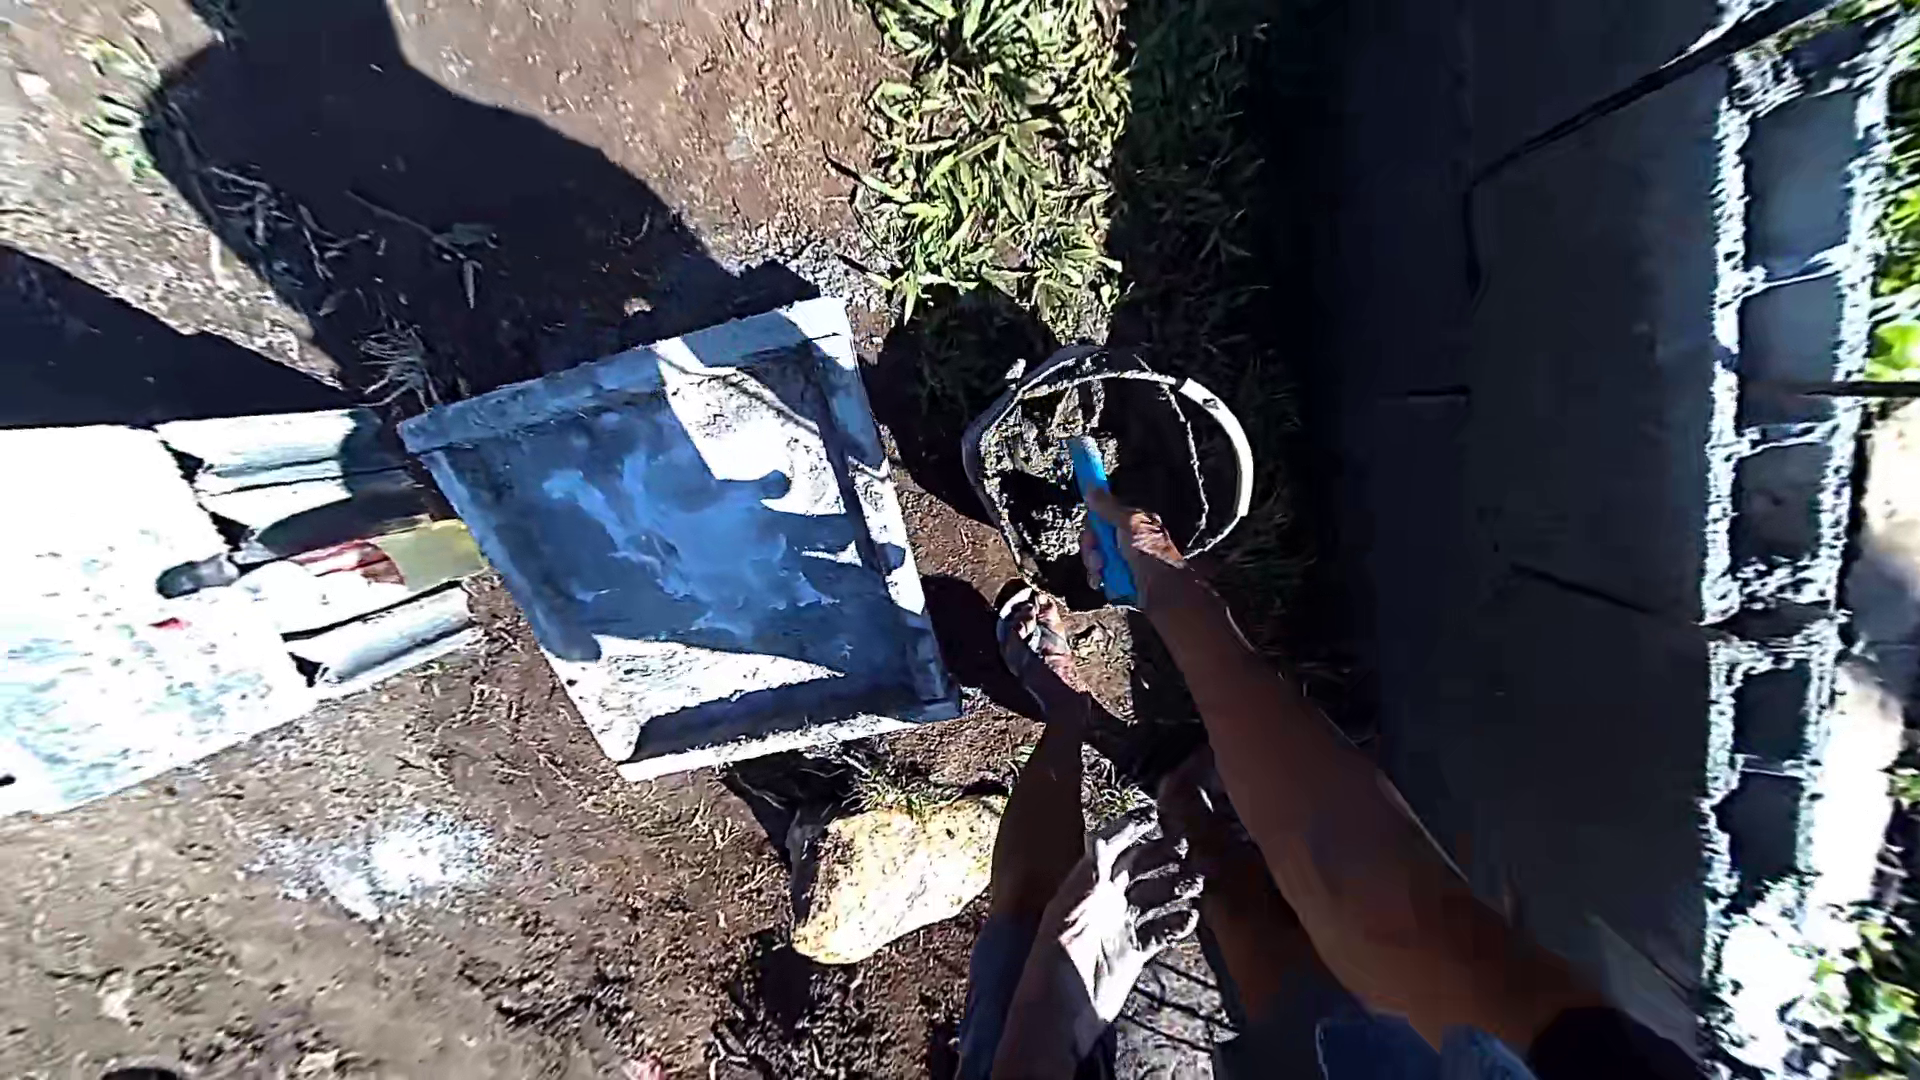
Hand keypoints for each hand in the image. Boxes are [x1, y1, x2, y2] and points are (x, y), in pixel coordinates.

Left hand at [993, 810, 1203, 1077]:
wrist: (1062, 1008)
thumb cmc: (1061, 951)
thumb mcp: (1073, 905)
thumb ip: (1090, 873)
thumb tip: (1098, 836)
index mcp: (1087, 881)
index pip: (1111, 845)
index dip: (1131, 828)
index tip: (1156, 814)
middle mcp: (1105, 897)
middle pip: (1138, 868)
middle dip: (1161, 855)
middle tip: (1188, 845)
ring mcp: (1119, 923)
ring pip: (1153, 897)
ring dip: (1176, 887)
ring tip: (1200, 880)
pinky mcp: (1132, 952)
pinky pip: (1158, 931)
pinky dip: (1175, 922)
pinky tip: (1193, 916)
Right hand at [1080, 488, 1188, 606]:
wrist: (1161, 590)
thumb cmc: (1151, 555)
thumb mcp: (1130, 524)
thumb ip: (1109, 508)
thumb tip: (1092, 488)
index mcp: (1133, 522)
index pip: (1103, 515)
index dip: (1094, 524)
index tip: (1091, 533)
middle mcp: (1126, 539)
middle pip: (1095, 537)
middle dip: (1092, 548)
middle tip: (1098, 557)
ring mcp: (1121, 558)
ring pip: (1093, 556)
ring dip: (1094, 564)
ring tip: (1103, 571)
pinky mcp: (1117, 576)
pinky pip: (1097, 573)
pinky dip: (1097, 577)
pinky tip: (1102, 580)